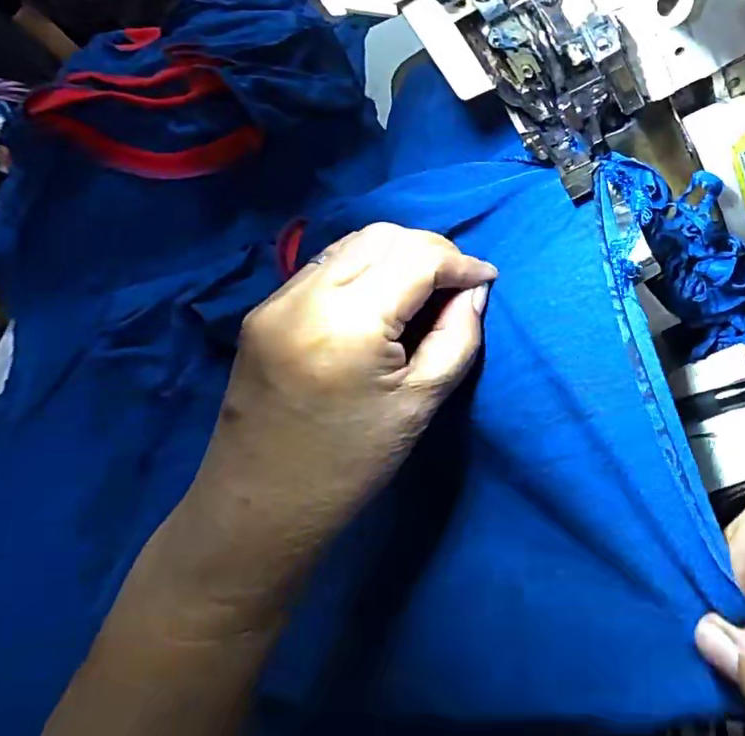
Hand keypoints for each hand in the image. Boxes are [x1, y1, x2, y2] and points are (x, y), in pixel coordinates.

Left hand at [191, 224, 496, 559]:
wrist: (259, 509)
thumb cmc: (350, 466)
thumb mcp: (420, 403)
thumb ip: (457, 335)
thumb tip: (474, 290)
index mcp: (349, 322)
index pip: (417, 257)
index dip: (460, 262)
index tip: (486, 280)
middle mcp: (307, 295)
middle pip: (383, 236)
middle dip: (430, 250)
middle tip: (455, 284)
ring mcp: (277, 299)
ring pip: (351, 242)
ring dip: (395, 253)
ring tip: (421, 289)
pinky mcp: (263, 310)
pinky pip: (324, 266)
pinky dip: (362, 267)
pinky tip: (378, 300)